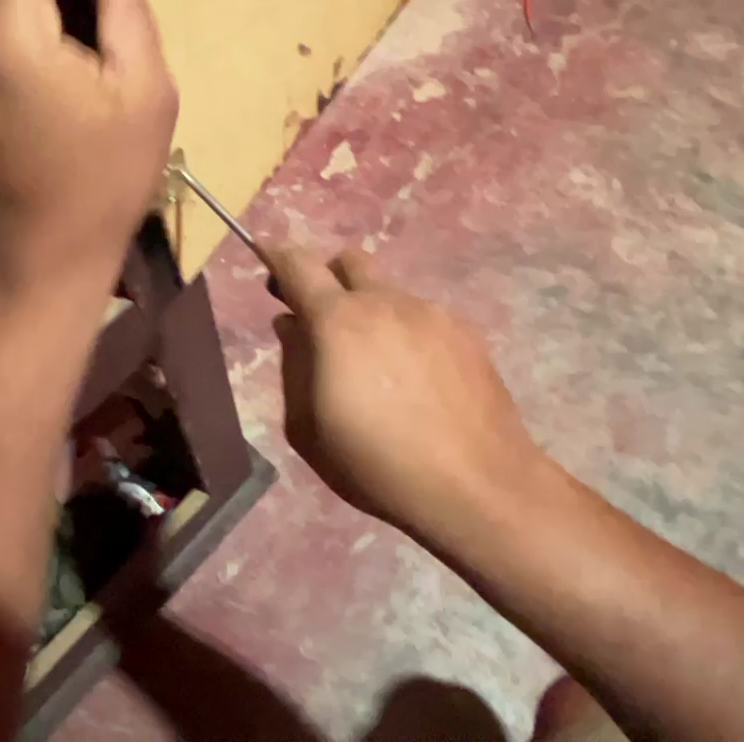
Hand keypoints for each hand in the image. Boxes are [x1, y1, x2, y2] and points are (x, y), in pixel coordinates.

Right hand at [265, 246, 545, 537]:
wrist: (477, 486)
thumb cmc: (378, 465)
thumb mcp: (308, 430)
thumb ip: (292, 366)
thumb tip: (291, 325)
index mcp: (338, 321)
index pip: (298, 265)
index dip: (277, 257)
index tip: (267, 260)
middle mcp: (385, 302)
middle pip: (348, 261)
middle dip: (328, 278)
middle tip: (324, 323)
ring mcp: (431, 313)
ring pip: (388, 293)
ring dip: (371, 314)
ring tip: (380, 373)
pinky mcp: (465, 332)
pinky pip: (422, 318)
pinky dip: (406, 335)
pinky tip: (418, 383)